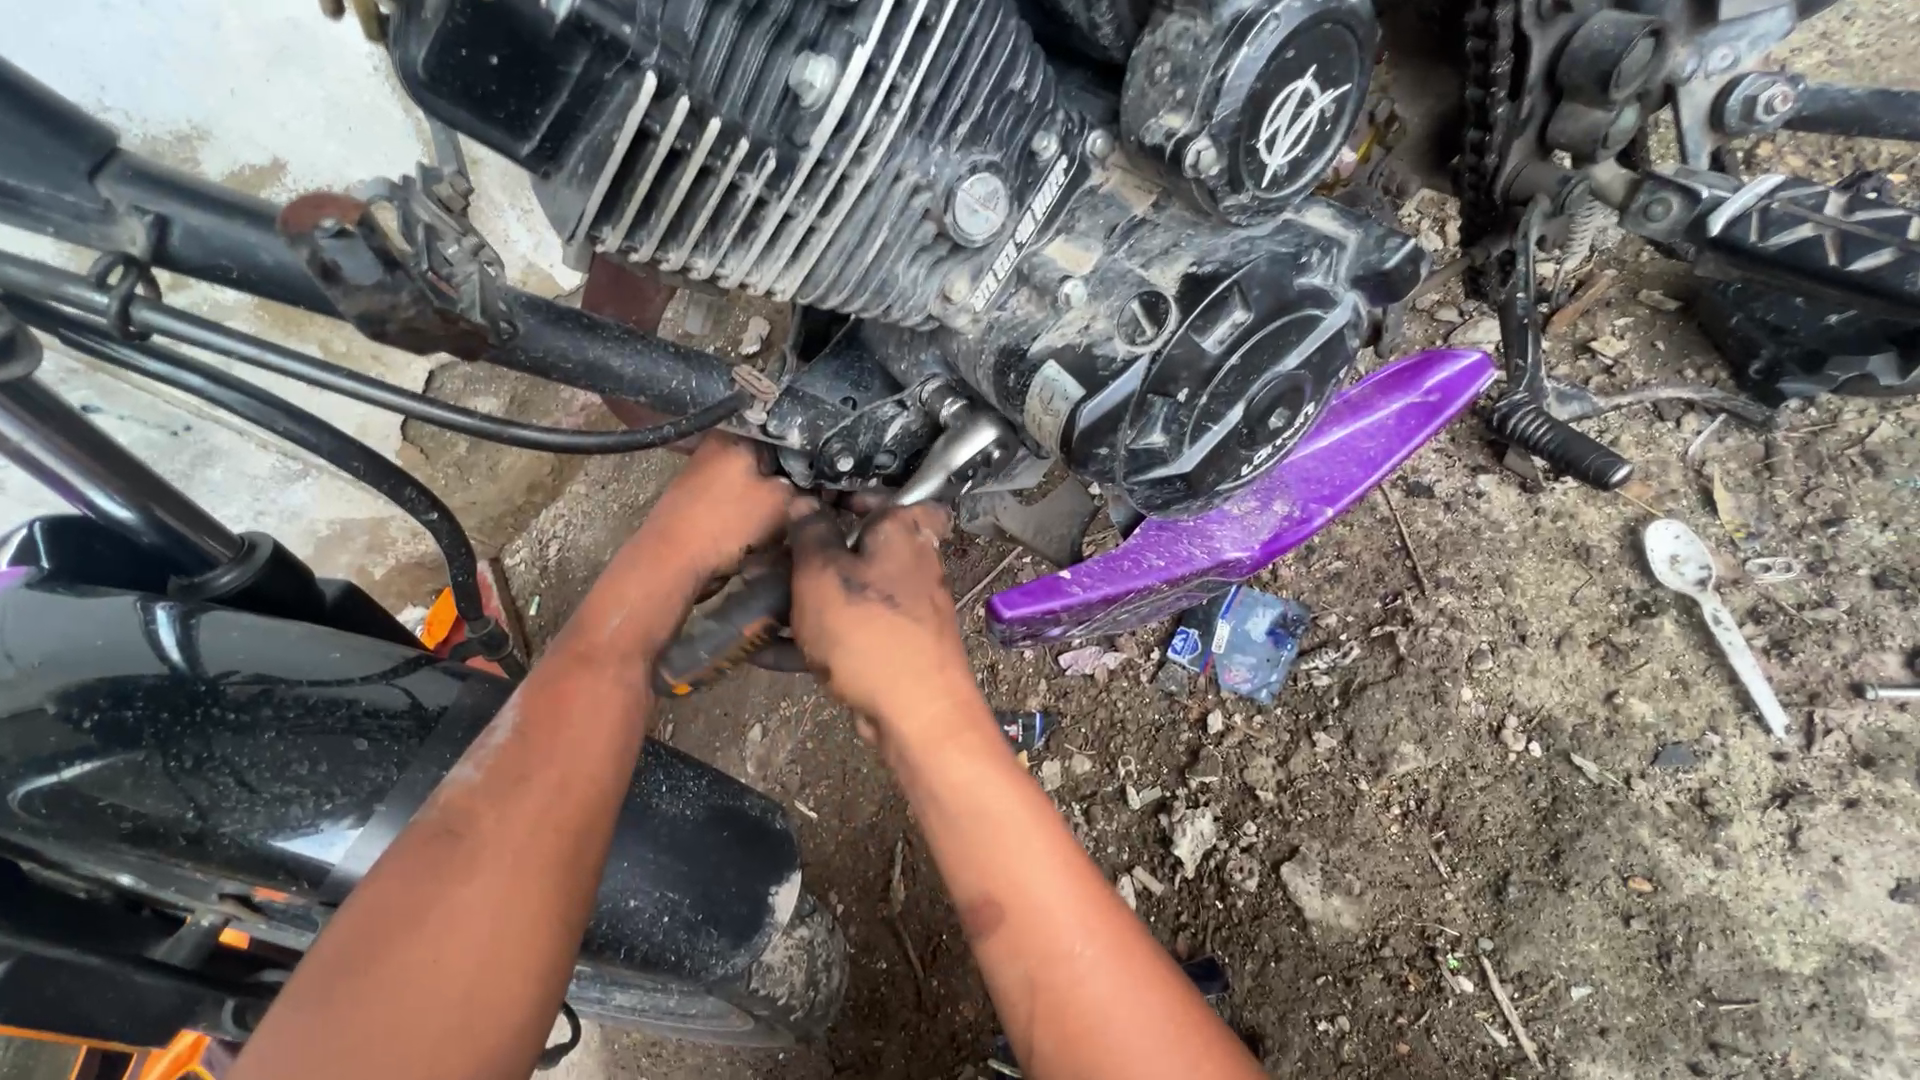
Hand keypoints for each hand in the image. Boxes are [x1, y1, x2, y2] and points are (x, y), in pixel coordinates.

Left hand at [637, 433, 799, 580]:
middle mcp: (716, 449)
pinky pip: (736, 505)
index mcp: (735, 436)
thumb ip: (803, 490)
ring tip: (785, 523)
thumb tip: (813, 493)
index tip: (822, 483)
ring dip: (769, 505)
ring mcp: (704, 477)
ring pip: (753, 487)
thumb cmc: (727, 523)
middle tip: (808, 505)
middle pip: (768, 464)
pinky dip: (749, 518)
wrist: (672, 563)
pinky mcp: (698, 504)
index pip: (784, 438)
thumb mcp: (781, 501)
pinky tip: (761, 535)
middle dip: (787, 485)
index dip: (808, 460)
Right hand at [787, 503, 974, 740]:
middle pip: (857, 547)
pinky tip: (765, 650)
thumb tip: (805, 503)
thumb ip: (810, 533)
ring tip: (755, 605)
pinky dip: (812, 637)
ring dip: (803, 598)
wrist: (916, 712)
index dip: (852, 494)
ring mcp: (902, 608)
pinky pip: (848, 631)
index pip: (887, 495)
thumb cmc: (869, 631)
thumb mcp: (822, 573)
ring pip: (848, 592)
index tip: (814, 502)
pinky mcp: (892, 646)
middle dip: (809, 555)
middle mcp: (910, 563)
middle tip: (768, 562)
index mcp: (902, 531)